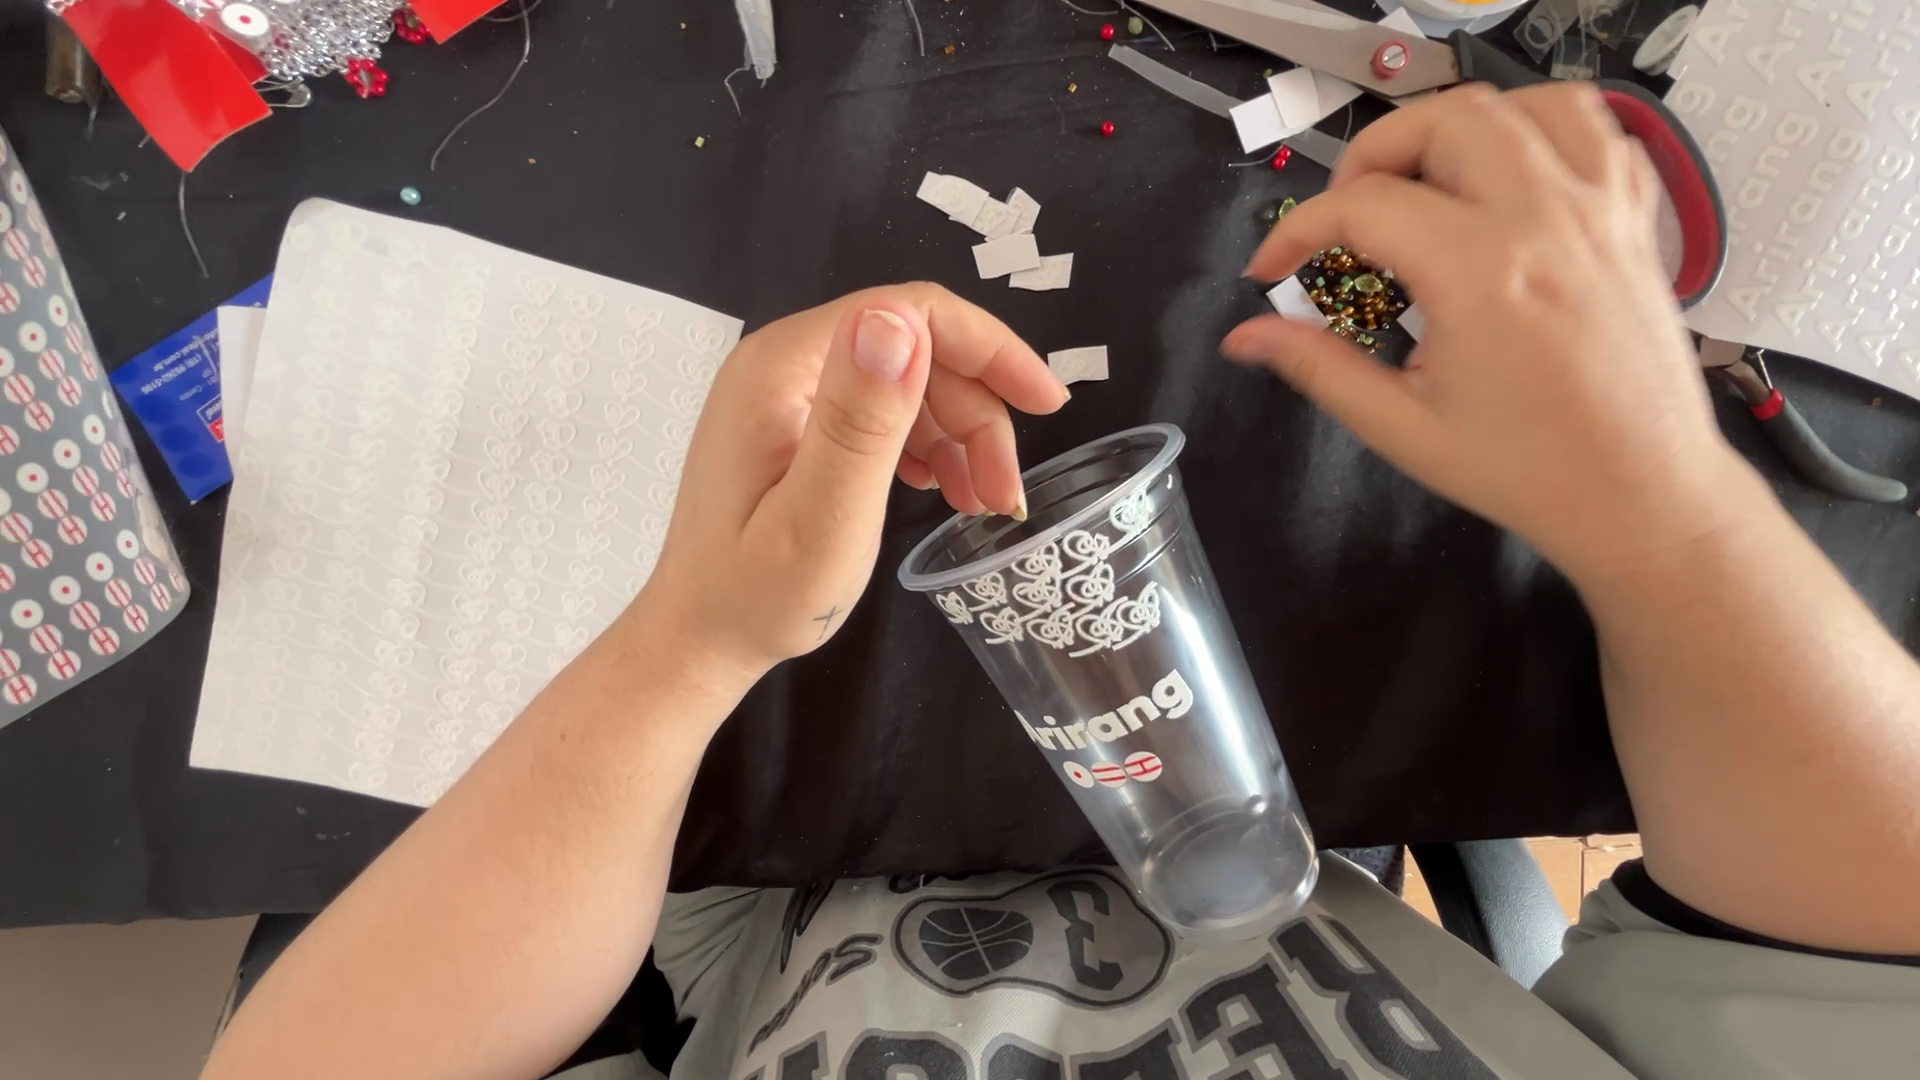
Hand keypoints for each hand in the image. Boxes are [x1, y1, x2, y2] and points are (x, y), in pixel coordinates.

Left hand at [630, 283, 1067, 673]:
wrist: (704, 638)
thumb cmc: (758, 596)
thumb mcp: (821, 517)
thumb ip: (861, 422)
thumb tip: (902, 321)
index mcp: (786, 366)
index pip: (912, 312)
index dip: (990, 349)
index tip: (1046, 404)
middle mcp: (790, 364)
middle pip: (919, 353)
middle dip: (979, 416)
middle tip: (1004, 493)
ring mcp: (796, 396)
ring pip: (913, 386)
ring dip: (962, 438)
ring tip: (982, 504)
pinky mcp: (807, 428)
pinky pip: (889, 416)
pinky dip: (931, 449)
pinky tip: (944, 490)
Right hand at [1223, 84, 1746, 584]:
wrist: (1637, 489)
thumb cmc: (1513, 466)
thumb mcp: (1396, 425)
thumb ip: (1315, 366)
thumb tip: (1242, 337)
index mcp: (1480, 273)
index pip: (1364, 206)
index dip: (1296, 231)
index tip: (1268, 271)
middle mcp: (1545, 218)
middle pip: (1446, 120)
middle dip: (1369, 156)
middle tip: (1341, 219)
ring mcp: (1600, 207)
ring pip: (1522, 104)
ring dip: (1449, 131)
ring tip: (1414, 187)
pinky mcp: (1631, 216)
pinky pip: (1591, 126)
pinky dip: (1530, 132)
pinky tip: (1496, 182)